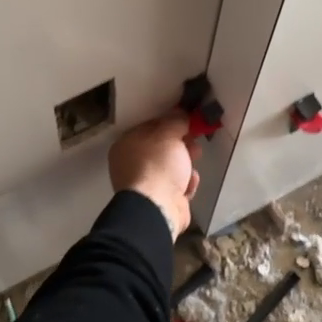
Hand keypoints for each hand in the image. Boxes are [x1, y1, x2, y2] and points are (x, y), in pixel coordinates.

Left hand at [108, 113, 200, 238]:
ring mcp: (145, 185)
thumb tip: (180, 114)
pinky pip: (175, 187)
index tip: (187, 122)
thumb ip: (175, 122)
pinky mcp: (159, 202)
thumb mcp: (168, 135)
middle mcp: (132, 165)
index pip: (149, 128)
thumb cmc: (158, 165)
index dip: (169, 123)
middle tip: (195, 141)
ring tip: (195, 160)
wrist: (157, 208)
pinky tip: (191, 181)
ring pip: (170, 169)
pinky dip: (185, 184)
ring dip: (185, 164)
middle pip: (161, 149)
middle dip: (180, 144)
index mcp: (126, 146)